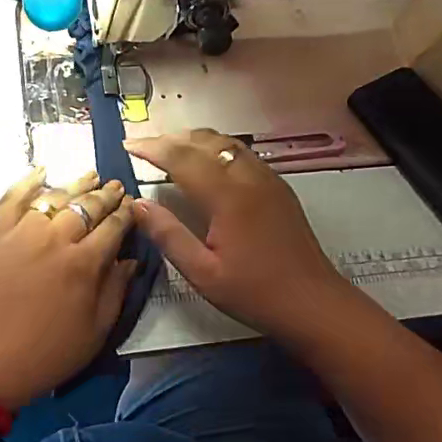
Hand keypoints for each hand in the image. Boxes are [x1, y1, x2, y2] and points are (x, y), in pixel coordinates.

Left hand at [0, 168, 138, 407]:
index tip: (133, 207)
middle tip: (116, 188)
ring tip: (91, 176)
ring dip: (77, 185)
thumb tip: (129, 259)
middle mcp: (56, 238)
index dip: (126, 214)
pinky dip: (27, 182)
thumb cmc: (46, 354)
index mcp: (85, 263)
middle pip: (87, 206)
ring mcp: (22, 232)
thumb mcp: (96, 331)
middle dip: (106, 195)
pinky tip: (40, 172)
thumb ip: (116, 290)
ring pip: (55, 197)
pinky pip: (12, 199)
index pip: (113, 226)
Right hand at [126, 130, 353, 338]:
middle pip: (206, 142)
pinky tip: (207, 164)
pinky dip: (217, 150)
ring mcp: (268, 180)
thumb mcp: (202, 272)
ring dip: (196, 141)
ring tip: (171, 149)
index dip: (153, 148)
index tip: (128, 146)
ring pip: (228, 144)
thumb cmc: (254, 292)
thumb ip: (168, 235)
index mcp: (228, 196)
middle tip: (146, 146)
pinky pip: (243, 155)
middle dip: (173, 139)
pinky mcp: (279, 188)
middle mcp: (249, 178)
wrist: (312, 302)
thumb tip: (138, 204)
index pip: (183, 158)